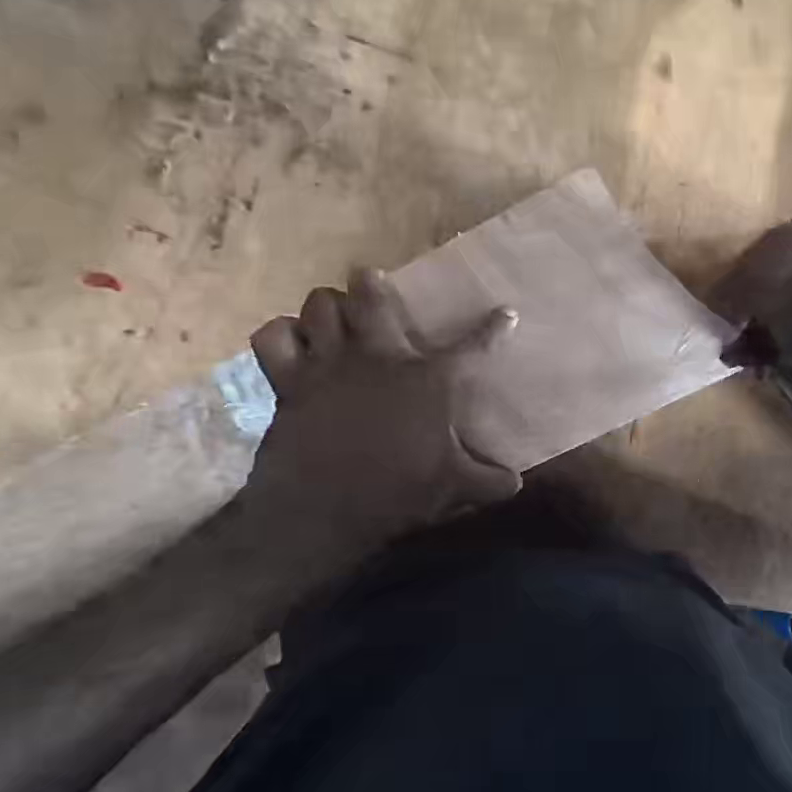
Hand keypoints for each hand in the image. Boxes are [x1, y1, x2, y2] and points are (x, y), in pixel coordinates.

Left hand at [241, 268, 521, 542]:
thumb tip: (518, 482)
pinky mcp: (290, 382)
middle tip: (373, 279)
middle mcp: (381, 360)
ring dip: (329, 306)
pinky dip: (282, 334)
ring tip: (336, 314)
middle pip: (375, 300)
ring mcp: (330, 366)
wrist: (322, 512)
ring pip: (321, 307)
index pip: (474, 347)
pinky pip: (274, 337)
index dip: (495, 328)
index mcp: (430, 380)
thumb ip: (491, 480)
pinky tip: (293, 340)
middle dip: (375, 284)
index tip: (507, 313)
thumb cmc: (399, 492)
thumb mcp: (457, 488)